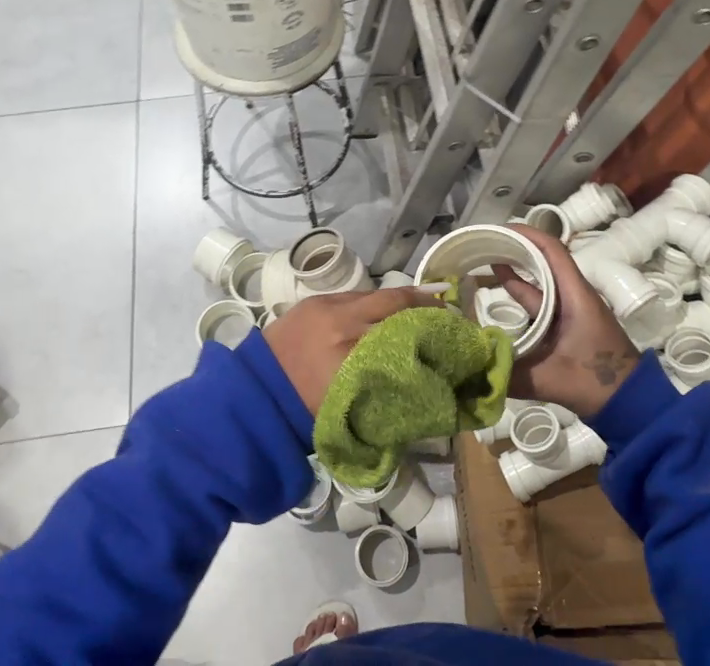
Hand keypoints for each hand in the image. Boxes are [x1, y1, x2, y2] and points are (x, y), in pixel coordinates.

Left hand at [262, 286, 437, 411]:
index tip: (454, 332)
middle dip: (423, 305)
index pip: (405, 333)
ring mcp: (326, 307)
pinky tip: (382, 311)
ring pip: (373, 296)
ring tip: (418, 309)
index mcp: (354, 358)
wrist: (255, 393)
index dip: (433, 328)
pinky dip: (370, 303)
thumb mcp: (354, 408)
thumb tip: (423, 384)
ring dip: (396, 302)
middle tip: (444, 312)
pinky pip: (352, 297)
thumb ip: (389, 392)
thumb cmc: (307, 413)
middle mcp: (343, 324)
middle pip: (394, 303)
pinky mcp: (314, 301)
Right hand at [495, 225, 639, 417]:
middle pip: (544, 261)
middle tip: (484, 245)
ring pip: (542, 283)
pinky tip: (501, 298)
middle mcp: (574, 297)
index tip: (498, 230)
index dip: (526, 235)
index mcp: (575, 296)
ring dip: (517, 272)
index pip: (551, 251)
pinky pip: (543, 303)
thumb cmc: (595, 382)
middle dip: (515, 249)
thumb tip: (471, 368)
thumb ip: (510, 374)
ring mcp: (573, 311)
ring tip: (485, 262)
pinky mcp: (570, 326)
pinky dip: (522, 296)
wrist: (631, 405)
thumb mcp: (550, 380)